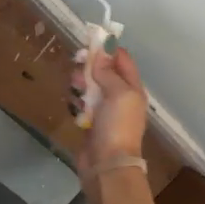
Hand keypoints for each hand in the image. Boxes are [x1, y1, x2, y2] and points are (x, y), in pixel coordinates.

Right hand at [69, 45, 148, 175]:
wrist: (108, 162)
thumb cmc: (117, 125)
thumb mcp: (118, 94)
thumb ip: (108, 72)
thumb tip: (101, 51)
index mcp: (132, 89)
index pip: (122, 61)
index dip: (108, 49)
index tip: (90, 41)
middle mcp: (120, 97)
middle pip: (104, 73)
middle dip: (90, 66)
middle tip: (76, 61)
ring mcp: (105, 111)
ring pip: (91, 88)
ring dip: (81, 82)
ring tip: (72, 84)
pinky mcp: (91, 123)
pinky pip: (82, 105)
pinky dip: (76, 101)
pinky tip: (71, 102)